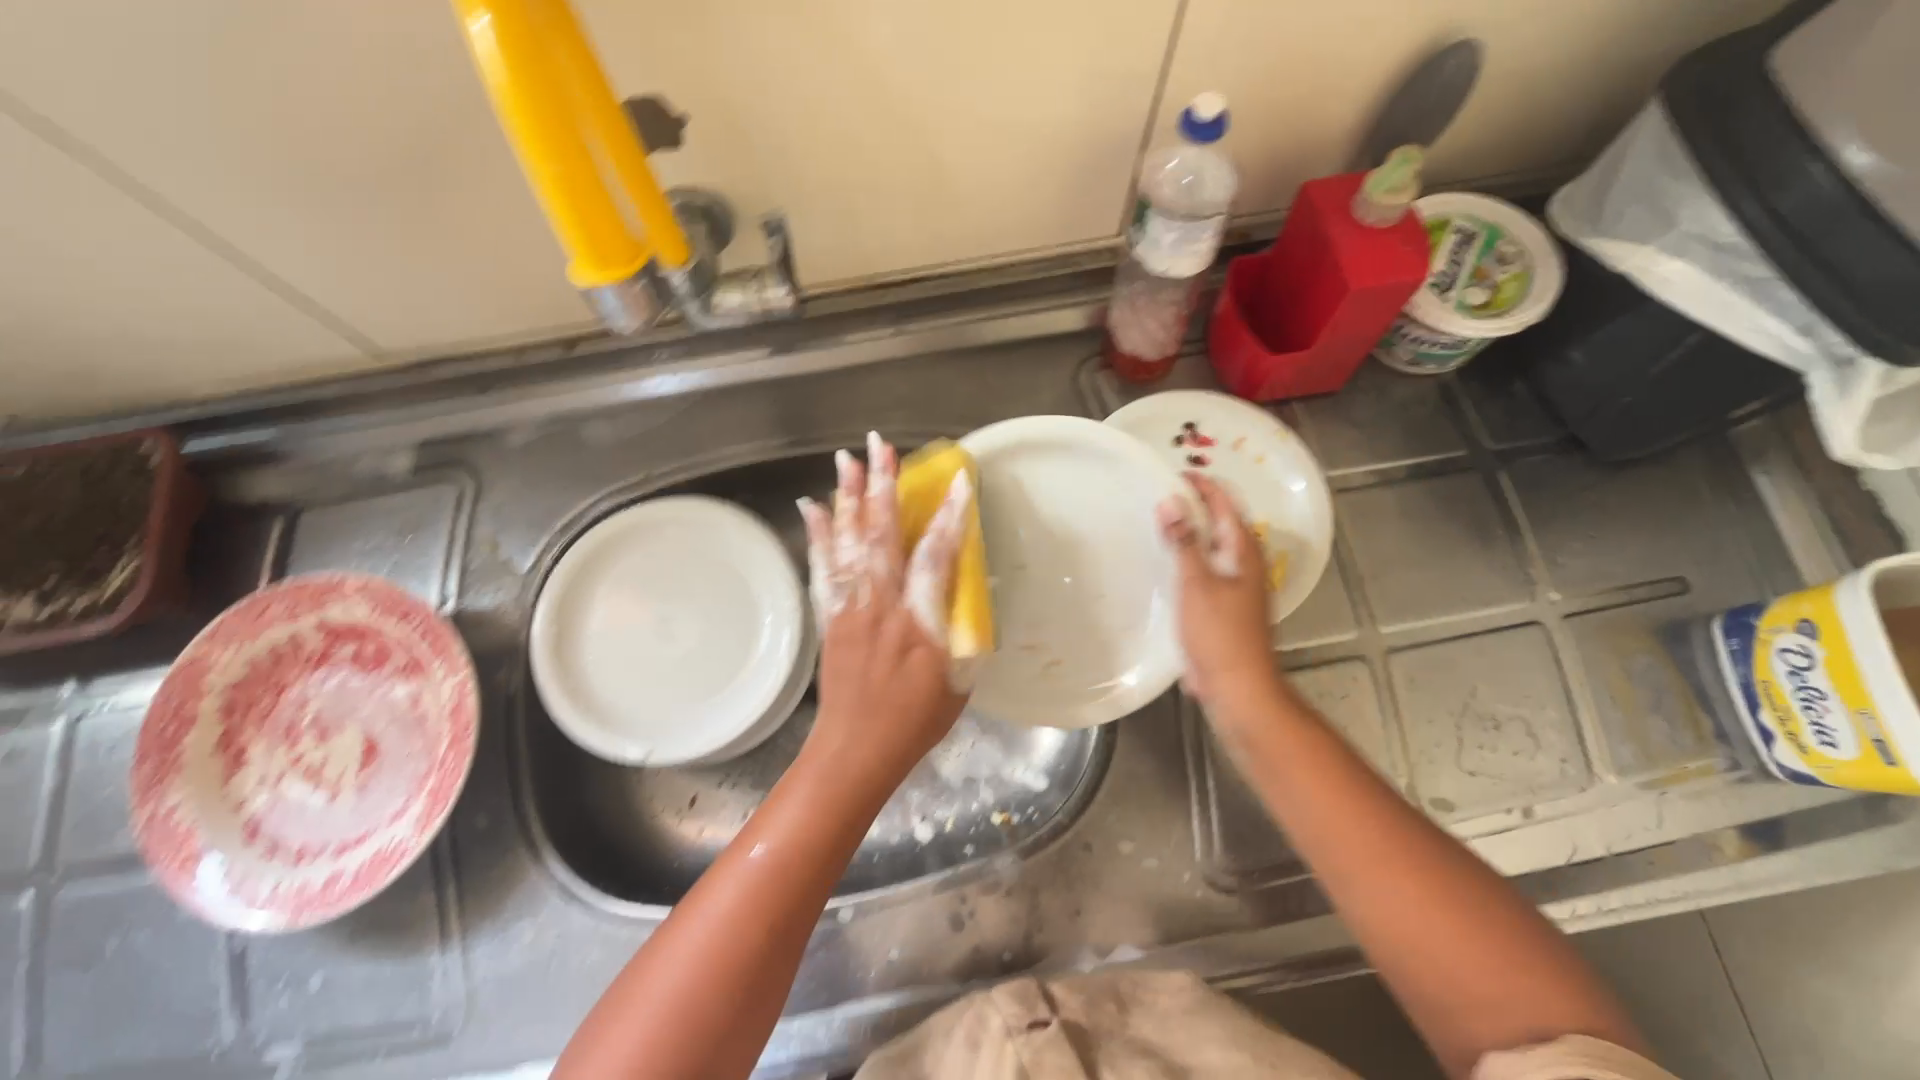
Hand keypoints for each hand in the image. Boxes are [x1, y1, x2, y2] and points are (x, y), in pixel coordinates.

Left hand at [797, 433, 971, 787]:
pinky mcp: (830, 617)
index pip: (936, 556)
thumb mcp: (959, 679)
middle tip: (880, 446)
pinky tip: (811, 506)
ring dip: (847, 498)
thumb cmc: (917, 720)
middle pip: (881, 536)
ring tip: (846, 459)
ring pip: (847, 543)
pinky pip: (821, 569)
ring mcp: (850, 608)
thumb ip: (961, 629)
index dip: (949, 515)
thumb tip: (965, 588)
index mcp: (918, 622)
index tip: (959, 479)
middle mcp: (880, 606)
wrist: (857, 749)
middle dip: (882, 487)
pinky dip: (817, 535)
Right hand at [1157, 472, 1281, 707]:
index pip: (1226, 504)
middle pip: (1221, 522)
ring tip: (1158, 524)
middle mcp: (1246, 563)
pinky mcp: (1225, 605)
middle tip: (1159, 495)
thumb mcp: (1196, 584)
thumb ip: (1184, 542)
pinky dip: (1187, 558)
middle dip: (1194, 505)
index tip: (1172, 474)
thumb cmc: (1219, 634)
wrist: (1238, 687)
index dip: (1202, 486)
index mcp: (1244, 552)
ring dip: (1190, 532)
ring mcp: (1237, 586)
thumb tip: (1171, 501)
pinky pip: (1205, 569)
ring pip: (1213, 546)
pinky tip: (1165, 565)